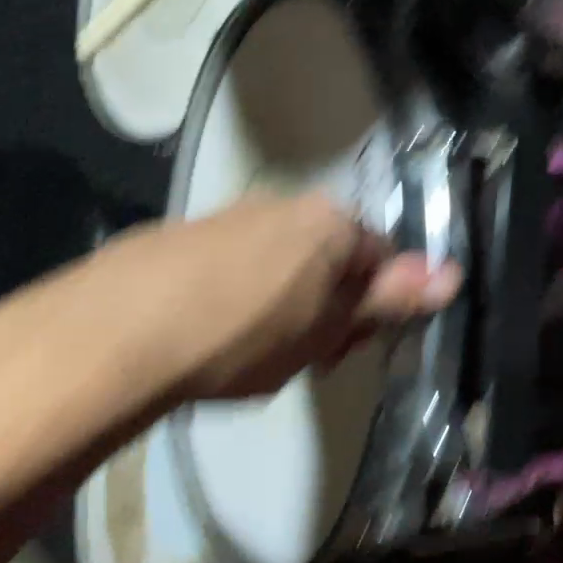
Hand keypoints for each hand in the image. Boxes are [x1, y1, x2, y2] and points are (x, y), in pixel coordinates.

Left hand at [33, 194, 460, 401]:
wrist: (108, 337)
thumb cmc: (244, 334)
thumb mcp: (330, 327)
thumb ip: (393, 297)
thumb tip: (455, 273)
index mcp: (331, 221)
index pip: (384, 257)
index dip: (374, 308)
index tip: (344, 347)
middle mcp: (283, 205)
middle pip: (331, 258)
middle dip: (326, 307)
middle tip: (300, 356)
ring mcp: (224, 217)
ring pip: (279, 264)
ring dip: (280, 304)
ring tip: (246, 355)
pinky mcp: (172, 238)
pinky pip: (226, 268)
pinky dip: (228, 298)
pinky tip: (201, 339)